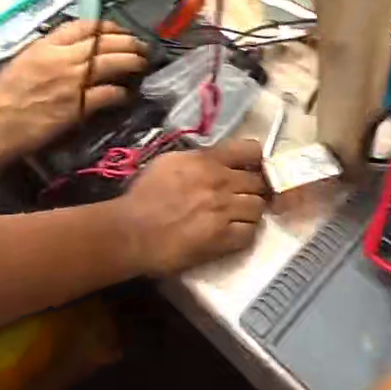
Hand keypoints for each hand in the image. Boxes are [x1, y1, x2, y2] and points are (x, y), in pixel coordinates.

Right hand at [0, 21, 148, 160]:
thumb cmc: (2, 98)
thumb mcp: (23, 62)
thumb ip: (50, 53)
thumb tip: (76, 50)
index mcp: (46, 46)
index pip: (85, 26)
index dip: (108, 27)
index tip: (120, 31)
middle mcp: (62, 58)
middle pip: (105, 42)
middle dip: (129, 42)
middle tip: (141, 47)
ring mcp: (72, 81)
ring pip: (113, 63)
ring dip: (133, 62)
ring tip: (143, 64)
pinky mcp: (78, 106)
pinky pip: (109, 93)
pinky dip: (122, 93)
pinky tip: (127, 94)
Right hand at [117, 139, 268, 274]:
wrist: (131, 232)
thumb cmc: (143, 195)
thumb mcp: (169, 162)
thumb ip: (198, 158)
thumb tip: (216, 160)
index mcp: (208, 160)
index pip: (251, 150)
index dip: (256, 160)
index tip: (251, 167)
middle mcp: (221, 182)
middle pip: (259, 182)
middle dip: (254, 188)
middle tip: (243, 196)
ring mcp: (225, 211)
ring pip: (258, 207)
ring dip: (251, 212)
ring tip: (238, 216)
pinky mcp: (223, 239)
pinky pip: (250, 233)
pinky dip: (245, 233)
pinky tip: (233, 233)